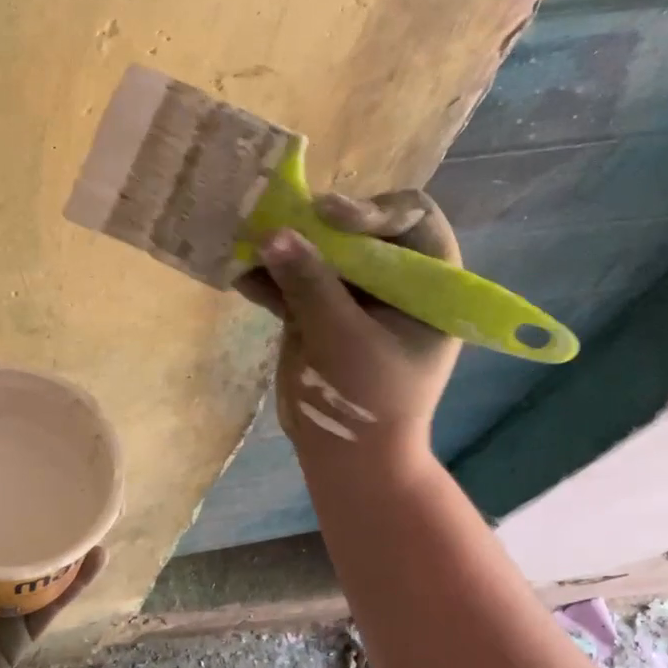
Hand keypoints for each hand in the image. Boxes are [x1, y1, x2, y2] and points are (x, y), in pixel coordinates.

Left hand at [0, 491, 105, 667]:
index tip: (11, 454)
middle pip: (11, 538)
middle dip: (36, 513)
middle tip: (66, 479)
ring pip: (39, 567)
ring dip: (65, 542)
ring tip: (92, 511)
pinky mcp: (20, 635)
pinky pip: (53, 603)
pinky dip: (76, 581)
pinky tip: (96, 554)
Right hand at [234, 190, 460, 471]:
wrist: (348, 458)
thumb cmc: (368, 401)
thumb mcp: (342, 339)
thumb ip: (311, 284)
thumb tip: (274, 234)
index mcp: (428, 282)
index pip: (411, 219)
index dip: (371, 209)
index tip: (327, 215)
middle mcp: (393, 279)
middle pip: (357, 229)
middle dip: (315, 225)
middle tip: (277, 222)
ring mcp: (351, 295)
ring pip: (318, 252)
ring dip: (282, 248)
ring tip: (246, 244)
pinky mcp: (316, 312)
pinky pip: (291, 283)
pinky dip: (266, 278)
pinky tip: (238, 275)